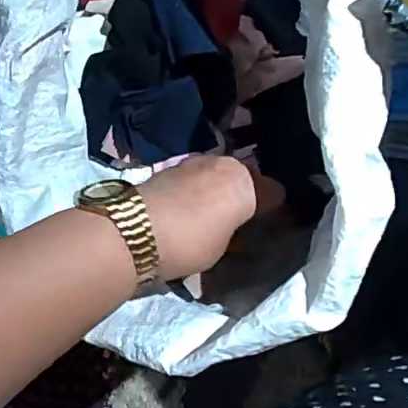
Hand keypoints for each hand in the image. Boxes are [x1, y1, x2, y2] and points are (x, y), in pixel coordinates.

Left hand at [137, 155, 278, 279]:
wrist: (134, 231)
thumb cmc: (190, 241)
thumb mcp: (223, 246)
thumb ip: (233, 228)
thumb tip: (230, 225)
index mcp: (245, 181)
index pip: (273, 193)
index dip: (272, 211)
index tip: (267, 226)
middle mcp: (223, 163)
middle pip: (243, 179)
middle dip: (241, 196)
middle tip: (237, 221)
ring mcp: (193, 161)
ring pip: (216, 176)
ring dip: (215, 191)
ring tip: (208, 216)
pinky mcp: (168, 167)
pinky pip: (193, 179)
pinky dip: (194, 191)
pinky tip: (186, 210)